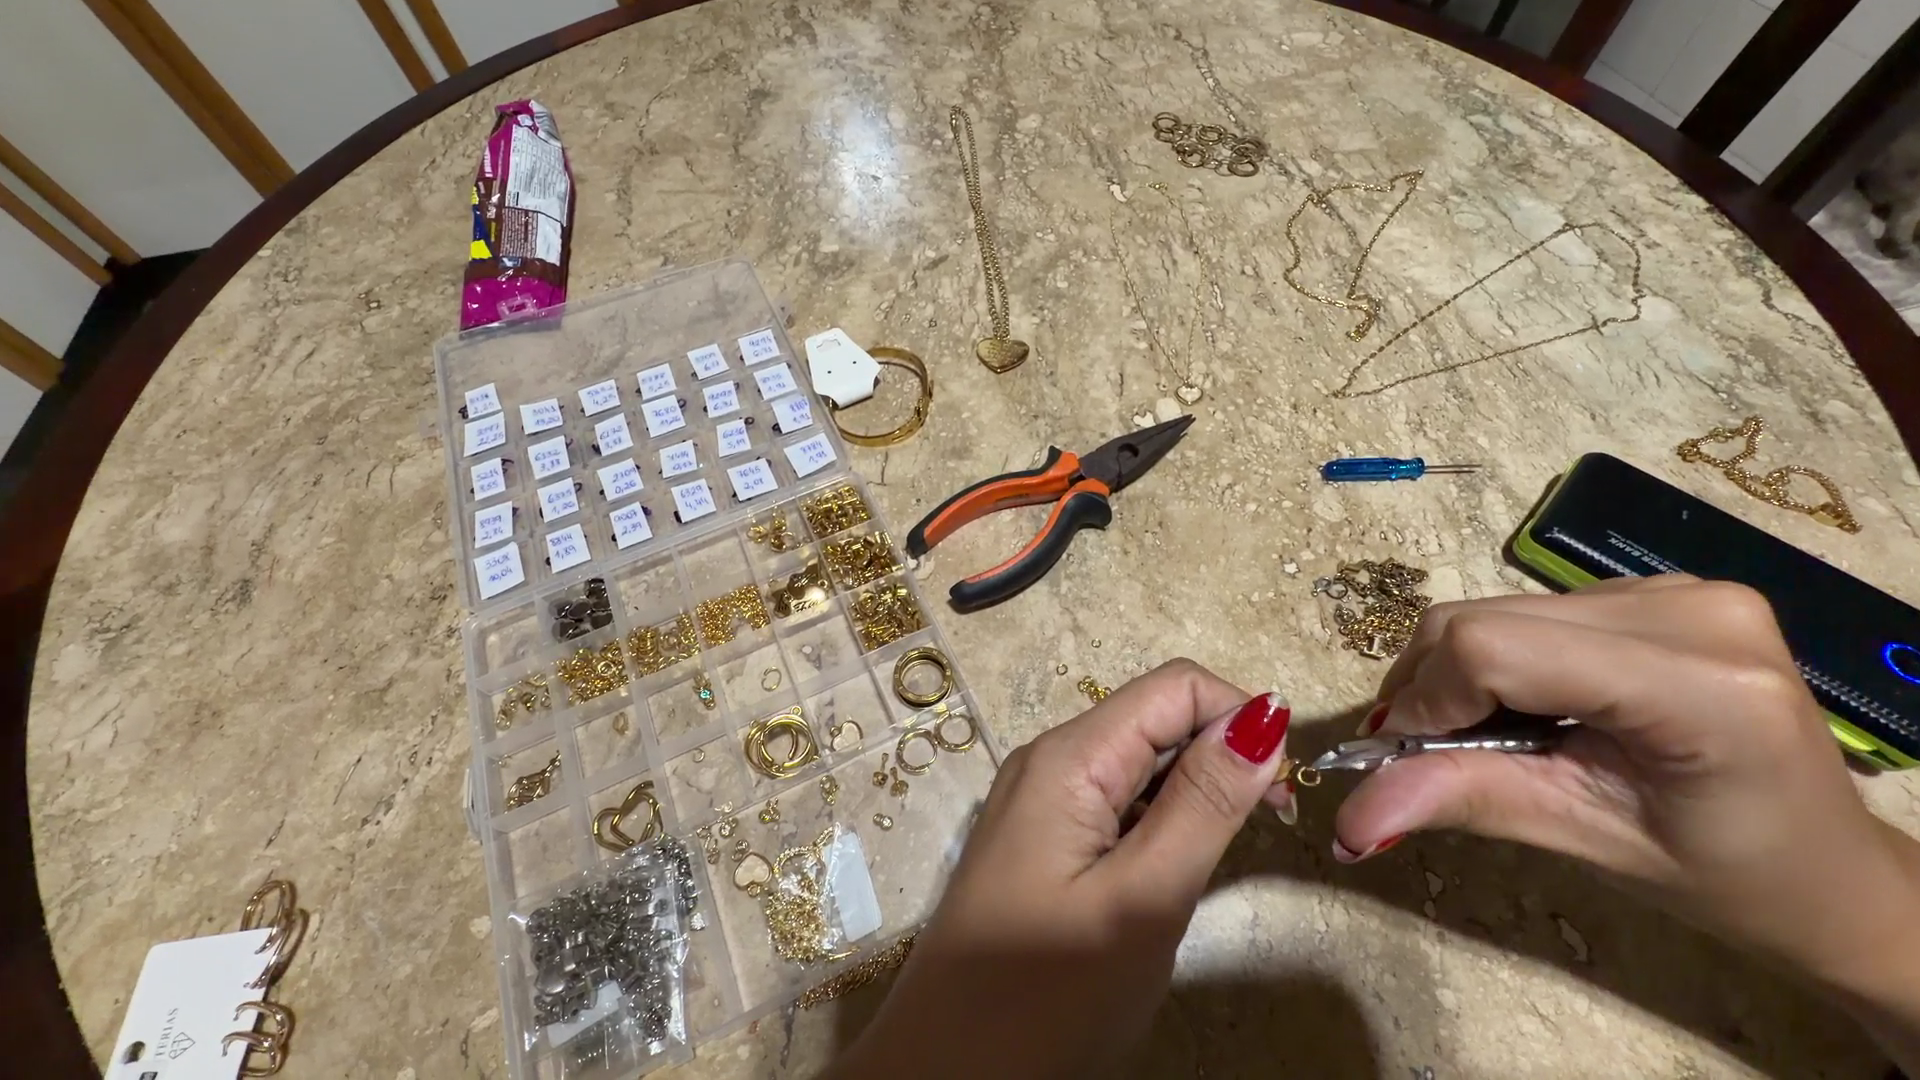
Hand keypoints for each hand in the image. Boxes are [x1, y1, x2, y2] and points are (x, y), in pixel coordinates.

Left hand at [825, 660, 1295, 1079]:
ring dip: (1196, 791)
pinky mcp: (1045, 837)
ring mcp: (1044, 799)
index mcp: (1070, 756)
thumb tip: (1265, 718)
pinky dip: (1161, 820)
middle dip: (1223, 754)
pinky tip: (1172, 869)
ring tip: (1217, 859)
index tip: (1284, 789)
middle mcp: (1053, 759)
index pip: (1175, 687)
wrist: (947, 1066)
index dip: (1240, 717)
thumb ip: (1204, 804)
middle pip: (1157, 717)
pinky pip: (1117, 802)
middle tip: (1268, 828)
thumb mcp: (1142, 899)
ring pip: (1141, 761)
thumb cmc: (1046, 993)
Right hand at [1332, 577, 1919, 1046]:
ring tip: (1483, 734)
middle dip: (1431, 689)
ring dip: (1454, 674)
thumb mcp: (1586, 840)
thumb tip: (1348, 826)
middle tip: (1434, 754)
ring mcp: (1674, 587)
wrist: (1826, 866)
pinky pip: (1520, 609)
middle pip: (1480, 621)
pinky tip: (1525, 705)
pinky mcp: (1652, 587)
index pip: (1495, 648)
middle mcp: (1687, 607)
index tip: (1412, 759)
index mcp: (1699, 685)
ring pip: (1488, 609)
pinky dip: (1490, 658)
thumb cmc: (1723, 875)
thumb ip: (1463, 803)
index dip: (1429, 701)